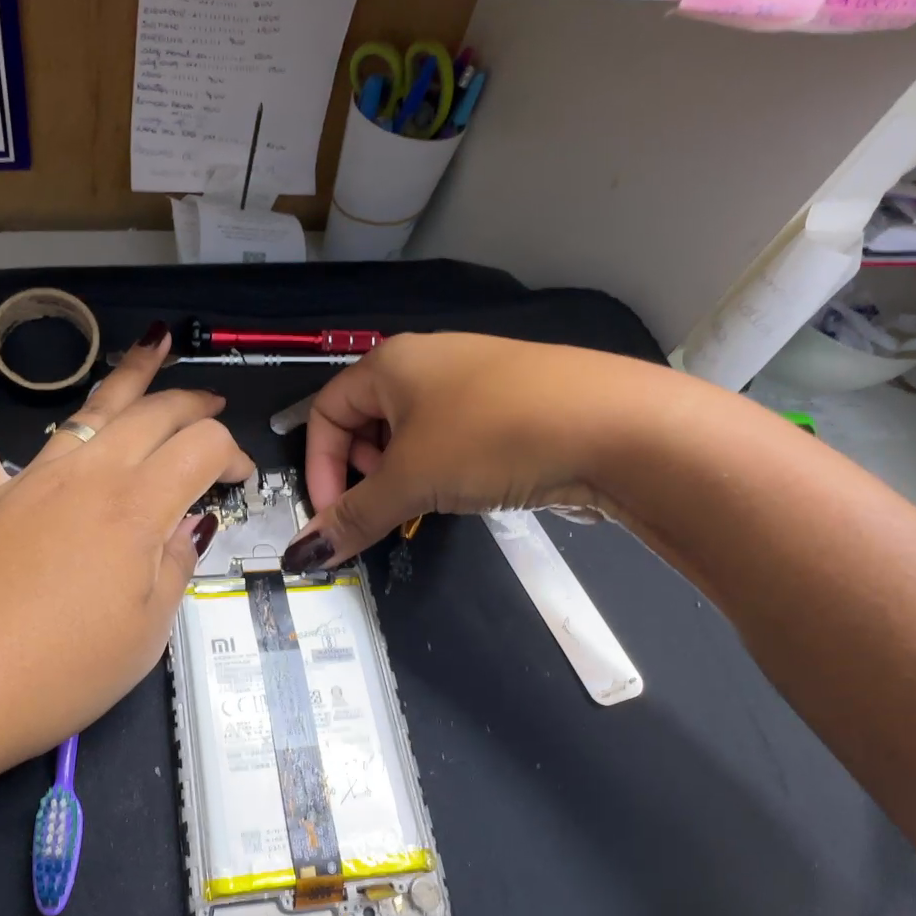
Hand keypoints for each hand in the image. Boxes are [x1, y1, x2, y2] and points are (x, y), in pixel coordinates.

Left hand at [0, 322, 252, 793]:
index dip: (231, 454)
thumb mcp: (142, 638)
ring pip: (85, 411)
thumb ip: (172, 572)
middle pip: (150, 416)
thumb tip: (190, 527)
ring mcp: (25, 483)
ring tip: (153, 344)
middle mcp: (84, 478)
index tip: (239, 480)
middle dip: (190, 404)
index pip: (199, 450)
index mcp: (135, 509)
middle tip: (213, 404)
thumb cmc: (51, 676)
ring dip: (126, 376)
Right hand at [284, 332, 667, 572]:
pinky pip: (452, 435)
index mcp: (389, 362)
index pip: (324, 413)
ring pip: (411, 431)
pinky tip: (468, 487)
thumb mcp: (411, 480)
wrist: (615, 426)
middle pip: (365, 420)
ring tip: (427, 500)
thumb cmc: (490, 437)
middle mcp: (427, 359)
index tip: (335, 519)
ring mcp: (473, 379)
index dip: (319, 468)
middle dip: (362, 471)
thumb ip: (352, 518)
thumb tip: (301, 556)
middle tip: (383, 505)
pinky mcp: (511, 402)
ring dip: (403, 473)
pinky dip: (443, 466)